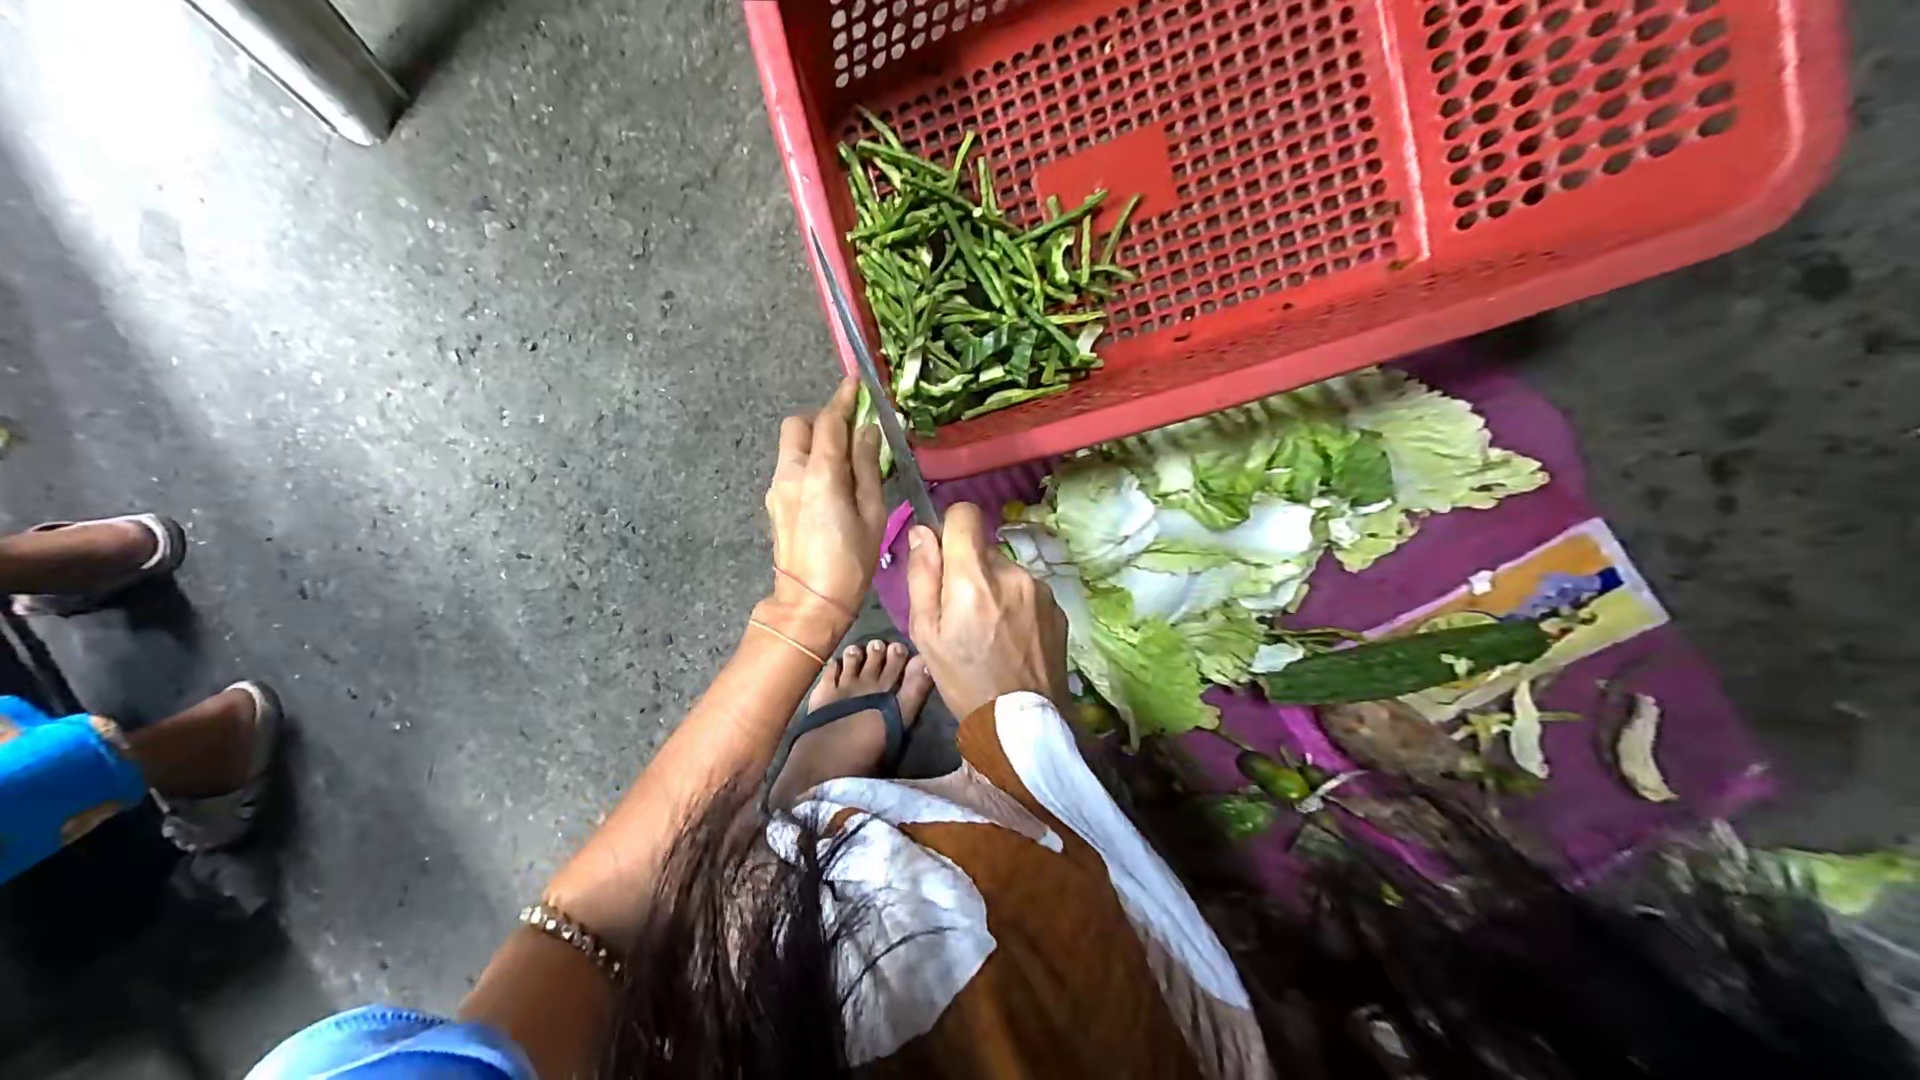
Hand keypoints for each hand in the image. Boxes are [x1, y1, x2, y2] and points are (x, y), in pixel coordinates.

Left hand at [765, 377, 885, 627]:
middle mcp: (791, 474)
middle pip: (798, 426)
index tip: (855, 382)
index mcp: (820, 474)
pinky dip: (809, 461)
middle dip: (823, 418)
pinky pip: (790, 467)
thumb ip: (866, 467)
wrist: (809, 602)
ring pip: (791, 446)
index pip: (829, 422)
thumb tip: (867, 432)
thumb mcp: (871, 513)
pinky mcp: (774, 504)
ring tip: (845, 459)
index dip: (843, 398)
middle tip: (851, 429)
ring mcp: (777, 489)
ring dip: (815, 440)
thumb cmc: (850, 561)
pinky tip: (830, 483)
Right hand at [905, 502, 1068, 719]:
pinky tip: (1012, 637)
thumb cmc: (963, 679)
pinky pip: (1027, 590)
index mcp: (973, 577)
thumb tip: (923, 532)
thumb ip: (923, 575)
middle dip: (969, 569)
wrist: (1022, 721)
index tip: (945, 556)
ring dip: (994, 588)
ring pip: (1006, 570)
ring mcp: (1040, 589)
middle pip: (984, 548)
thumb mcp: (926, 632)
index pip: (966, 513)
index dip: (950, 528)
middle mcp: (1012, 573)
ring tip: (990, 631)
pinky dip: (1016, 604)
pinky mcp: (1057, 605)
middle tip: (963, 613)